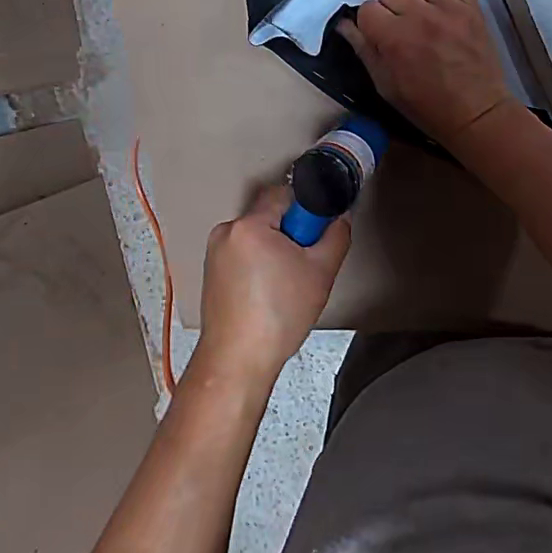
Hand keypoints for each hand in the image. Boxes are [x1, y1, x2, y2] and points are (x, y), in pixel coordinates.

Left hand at [197, 185, 350, 383]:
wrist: (238, 359)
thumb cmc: (275, 319)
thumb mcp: (321, 272)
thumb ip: (336, 236)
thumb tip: (339, 220)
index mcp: (249, 226)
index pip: (284, 193)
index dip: (306, 209)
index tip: (315, 232)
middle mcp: (226, 232)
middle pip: (269, 215)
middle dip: (291, 233)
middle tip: (302, 264)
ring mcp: (215, 253)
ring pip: (257, 236)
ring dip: (274, 250)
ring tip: (285, 284)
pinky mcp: (212, 272)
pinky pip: (242, 254)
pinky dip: (258, 265)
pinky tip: (268, 293)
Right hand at [337, 0, 515, 145]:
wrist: (476, 114)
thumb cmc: (427, 106)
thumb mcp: (386, 86)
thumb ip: (364, 51)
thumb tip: (345, 25)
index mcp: (395, 39)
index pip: (366, 10)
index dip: (368, 25)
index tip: (375, 38)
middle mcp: (420, 16)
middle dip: (387, 8)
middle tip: (396, 29)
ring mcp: (448, 7)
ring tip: (416, 8)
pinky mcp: (470, 5)